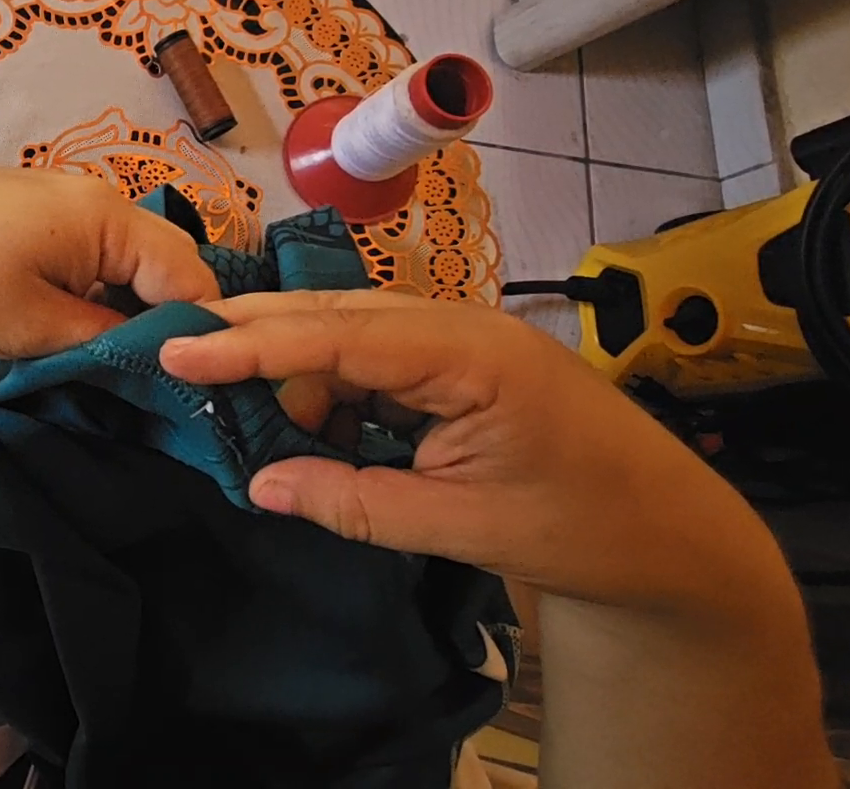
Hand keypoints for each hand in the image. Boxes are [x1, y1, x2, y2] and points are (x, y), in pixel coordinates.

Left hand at [0, 169, 219, 358]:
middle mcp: (92, 195)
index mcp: (106, 217)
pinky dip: (88, 285)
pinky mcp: (26, 208)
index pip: (188, 276)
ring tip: (105, 356)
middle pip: (158, 261)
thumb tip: (150, 355)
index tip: (185, 385)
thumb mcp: (33, 328)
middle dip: (159, 318)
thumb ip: (104, 340)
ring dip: (120, 303)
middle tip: (145, 376)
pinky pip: (83, 248)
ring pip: (119, 257)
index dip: (194, 333)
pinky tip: (68, 320)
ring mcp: (57, 196)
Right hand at [157, 289, 797, 621]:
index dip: (249, 344)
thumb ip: (352, 502)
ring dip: (283, 369)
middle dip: (248, 332)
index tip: (177, 351)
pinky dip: (318, 388)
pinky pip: (358, 359)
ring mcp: (446, 337)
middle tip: (174, 352)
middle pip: (324, 312)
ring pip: (334, 332)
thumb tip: (257, 485)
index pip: (335, 335)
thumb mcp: (461, 526)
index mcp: (469, 355)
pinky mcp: (440, 359)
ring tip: (238, 411)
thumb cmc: (584, 530)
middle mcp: (452, 325)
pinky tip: (301, 423)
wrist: (675, 536)